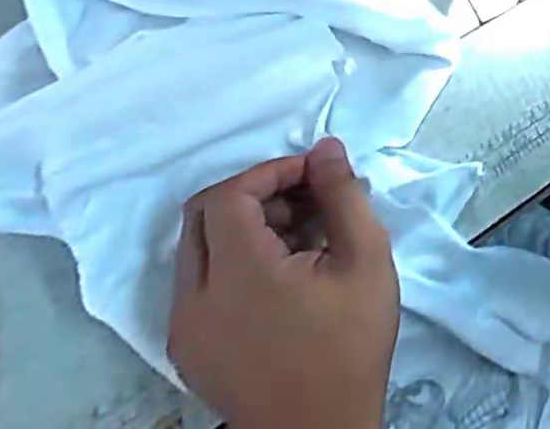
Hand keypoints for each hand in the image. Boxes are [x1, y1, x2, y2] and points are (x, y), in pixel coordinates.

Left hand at [168, 137, 399, 428]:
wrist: (320, 426)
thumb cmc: (352, 337)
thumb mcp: (365, 255)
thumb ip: (343, 195)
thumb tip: (325, 148)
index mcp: (237, 276)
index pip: (228, 195)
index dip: (272, 171)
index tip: (316, 175)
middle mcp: (193, 300)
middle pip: (203, 215)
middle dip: (258, 192)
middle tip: (311, 200)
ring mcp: (184, 327)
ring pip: (200, 246)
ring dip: (248, 223)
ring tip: (306, 235)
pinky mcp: (189, 346)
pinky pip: (200, 280)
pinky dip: (237, 256)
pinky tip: (287, 270)